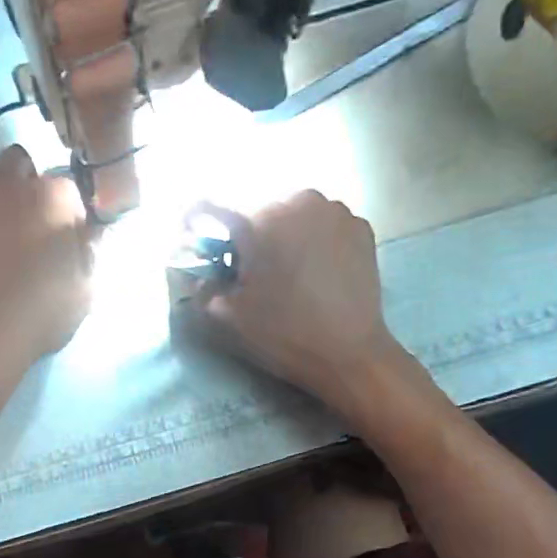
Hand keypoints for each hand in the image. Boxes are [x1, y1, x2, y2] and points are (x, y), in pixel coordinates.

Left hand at [0, 146, 92, 395]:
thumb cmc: (42, 311)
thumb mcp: (85, 289)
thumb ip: (88, 253)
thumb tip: (88, 234)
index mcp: (51, 197)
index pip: (70, 187)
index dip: (75, 211)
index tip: (77, 236)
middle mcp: (6, 189)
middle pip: (19, 164)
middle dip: (31, 184)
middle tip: (41, 226)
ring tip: (7, 240)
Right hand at [184, 191, 405, 409]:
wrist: (350, 354)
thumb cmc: (284, 335)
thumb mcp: (229, 318)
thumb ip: (201, 288)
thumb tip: (195, 272)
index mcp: (258, 221)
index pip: (211, 210)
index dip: (198, 225)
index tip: (199, 243)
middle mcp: (296, 202)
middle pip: (260, 213)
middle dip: (253, 238)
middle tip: (256, 275)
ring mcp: (335, 212)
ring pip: (296, 216)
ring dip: (287, 237)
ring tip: (291, 274)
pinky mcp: (361, 227)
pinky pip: (326, 226)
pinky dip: (318, 241)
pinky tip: (320, 272)